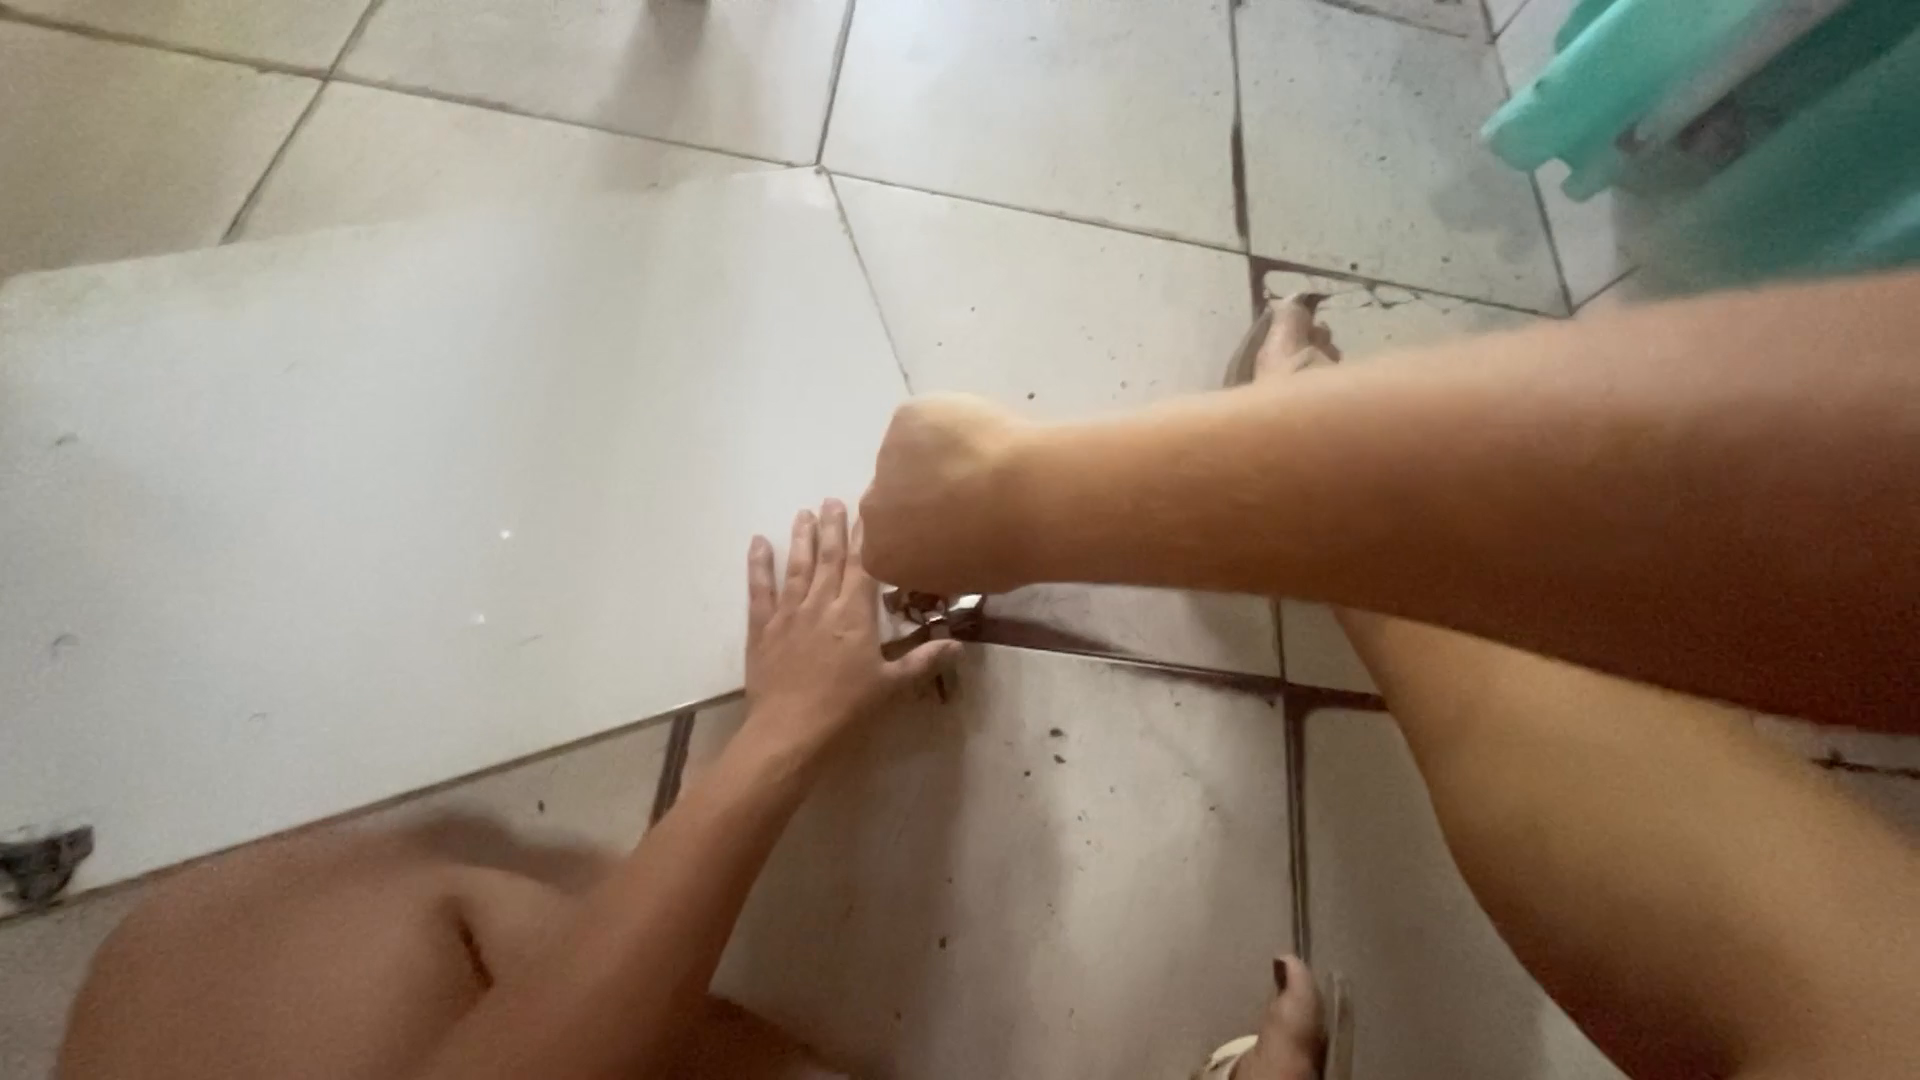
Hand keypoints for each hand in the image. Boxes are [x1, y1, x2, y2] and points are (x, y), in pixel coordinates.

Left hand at [743, 499, 959, 752]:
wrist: (790, 732)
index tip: (867, 511)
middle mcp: (822, 605)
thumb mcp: (892, 686)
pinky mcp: (762, 629)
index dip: (867, 538)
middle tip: (833, 500)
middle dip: (833, 528)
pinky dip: (758, 566)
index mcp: (855, 615)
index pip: (864, 567)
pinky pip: (759, 590)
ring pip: (797, 568)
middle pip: (830, 559)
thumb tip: (959, 644)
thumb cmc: (847, 710)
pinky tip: (758, 543)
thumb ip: (923, 661)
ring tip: (805, 512)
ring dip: (802, 538)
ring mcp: (789, 614)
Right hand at [858, 394, 1031, 592]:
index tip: (955, 531)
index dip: (923, 535)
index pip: (891, 546)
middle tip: (970, 496)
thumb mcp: (967, 575)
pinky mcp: (905, 417)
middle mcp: (870, 510)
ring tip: (982, 463)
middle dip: (922, 496)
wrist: (1024, 500)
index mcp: (881, 557)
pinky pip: (924, 420)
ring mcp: (885, 458)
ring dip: (935, 458)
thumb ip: (943, 558)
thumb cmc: (1003, 552)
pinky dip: (948, 425)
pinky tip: (980, 436)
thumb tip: (953, 542)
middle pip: (892, 498)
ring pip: (908, 455)